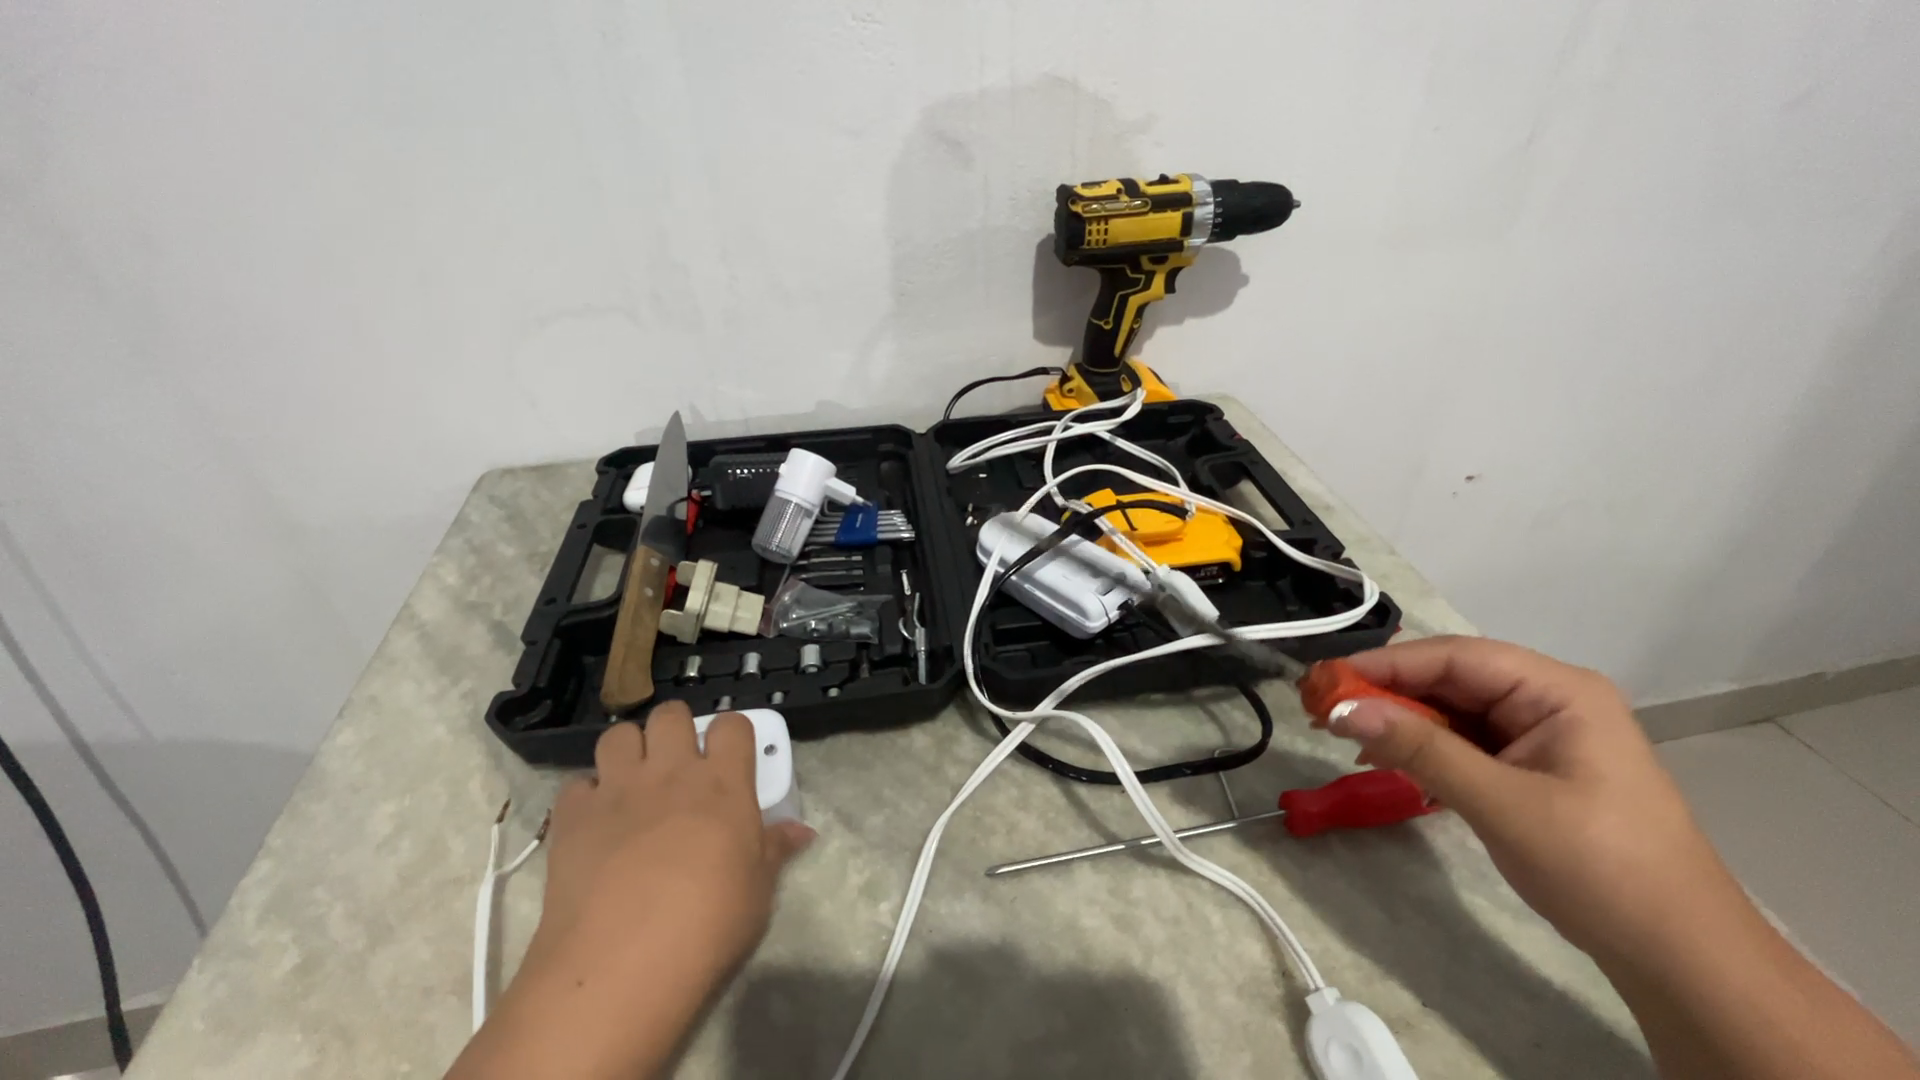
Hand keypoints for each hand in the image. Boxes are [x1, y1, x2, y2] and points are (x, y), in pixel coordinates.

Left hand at [531, 703, 813, 975]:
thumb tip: (802, 831)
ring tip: (634, 782)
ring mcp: (618, 789)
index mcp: (723, 783)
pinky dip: (587, 795)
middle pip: (671, 715)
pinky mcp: (573, 815)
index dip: (731, 735)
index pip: (732, 725)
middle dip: (676, 730)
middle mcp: (671, 772)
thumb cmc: (709, 924)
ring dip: (629, 750)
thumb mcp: (758, 890)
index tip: (730, 757)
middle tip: (679, 765)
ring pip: (620, 735)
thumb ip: (775, 850)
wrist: (623, 962)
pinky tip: (595, 821)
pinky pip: (578, 783)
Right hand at [1317, 636, 1738, 967]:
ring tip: (1344, 738)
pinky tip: (1385, 762)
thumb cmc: (1600, 867)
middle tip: (1324, 710)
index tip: (1325, 681)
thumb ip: (1420, 750)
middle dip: (1387, 693)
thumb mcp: (1501, 804)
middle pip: (1452, 680)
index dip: (1386, 664)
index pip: (1456, 657)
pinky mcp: (1532, 769)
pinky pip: (1465, 744)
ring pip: (1454, 712)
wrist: (1678, 953)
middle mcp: (1550, 701)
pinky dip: (1424, 751)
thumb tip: (1343, 709)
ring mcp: (1542, 736)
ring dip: (1400, 723)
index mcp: (1559, 692)